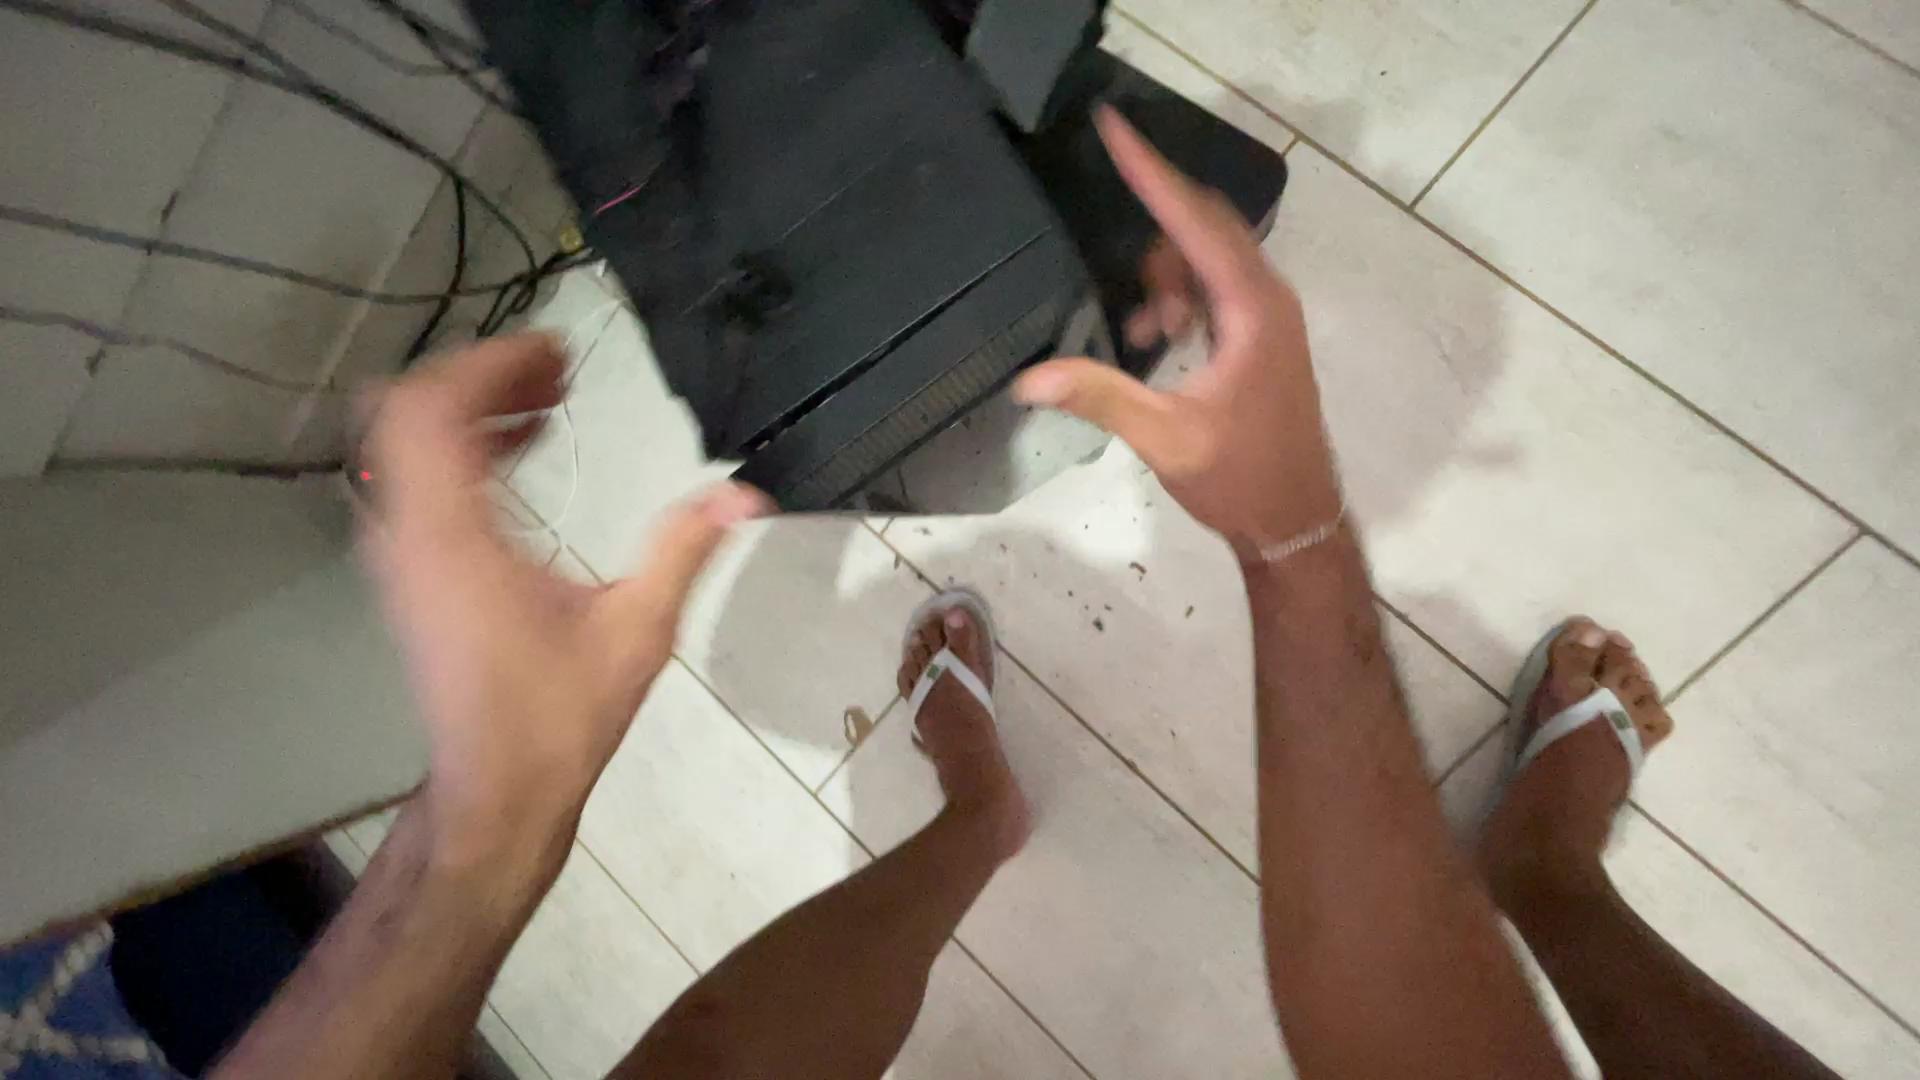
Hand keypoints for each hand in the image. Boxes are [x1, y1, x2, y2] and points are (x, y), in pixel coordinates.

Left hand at [359, 333, 769, 868]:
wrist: (500, 788)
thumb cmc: (564, 712)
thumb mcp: (640, 628)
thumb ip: (686, 550)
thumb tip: (748, 494)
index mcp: (455, 540)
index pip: (432, 415)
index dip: (486, 365)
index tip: (555, 350)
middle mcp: (409, 537)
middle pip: (407, 415)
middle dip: (482, 377)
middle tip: (559, 369)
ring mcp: (401, 557)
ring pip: (406, 447)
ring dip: (471, 409)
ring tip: (547, 399)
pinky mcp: (412, 575)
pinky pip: (418, 482)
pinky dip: (463, 448)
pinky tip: (522, 452)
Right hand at [1015, 107, 1339, 551]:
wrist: (1293, 518)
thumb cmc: (1238, 477)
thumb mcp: (1165, 438)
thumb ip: (1100, 397)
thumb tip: (1028, 379)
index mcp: (1251, 309)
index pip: (1194, 222)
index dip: (1150, 173)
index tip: (1112, 129)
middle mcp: (1266, 299)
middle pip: (1202, 231)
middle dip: (1151, 241)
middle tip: (1111, 264)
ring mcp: (1266, 317)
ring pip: (1206, 264)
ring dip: (1163, 285)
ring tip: (1141, 336)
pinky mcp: (1258, 338)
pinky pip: (1212, 294)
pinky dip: (1178, 305)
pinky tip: (1156, 343)